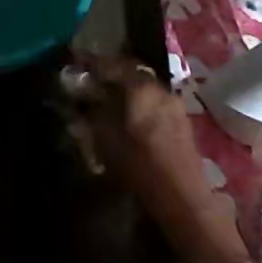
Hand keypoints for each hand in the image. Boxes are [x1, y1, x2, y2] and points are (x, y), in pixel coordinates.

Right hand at [73, 57, 229, 250]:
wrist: (184, 200)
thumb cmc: (140, 166)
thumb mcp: (105, 138)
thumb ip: (91, 111)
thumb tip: (79, 95)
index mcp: (142, 88)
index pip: (115, 63)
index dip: (94, 62)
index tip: (78, 62)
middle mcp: (162, 89)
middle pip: (133, 72)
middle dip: (111, 74)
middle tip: (91, 81)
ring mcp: (175, 105)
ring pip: (145, 87)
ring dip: (126, 89)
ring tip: (107, 99)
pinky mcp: (182, 122)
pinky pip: (155, 102)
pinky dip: (139, 102)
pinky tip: (127, 116)